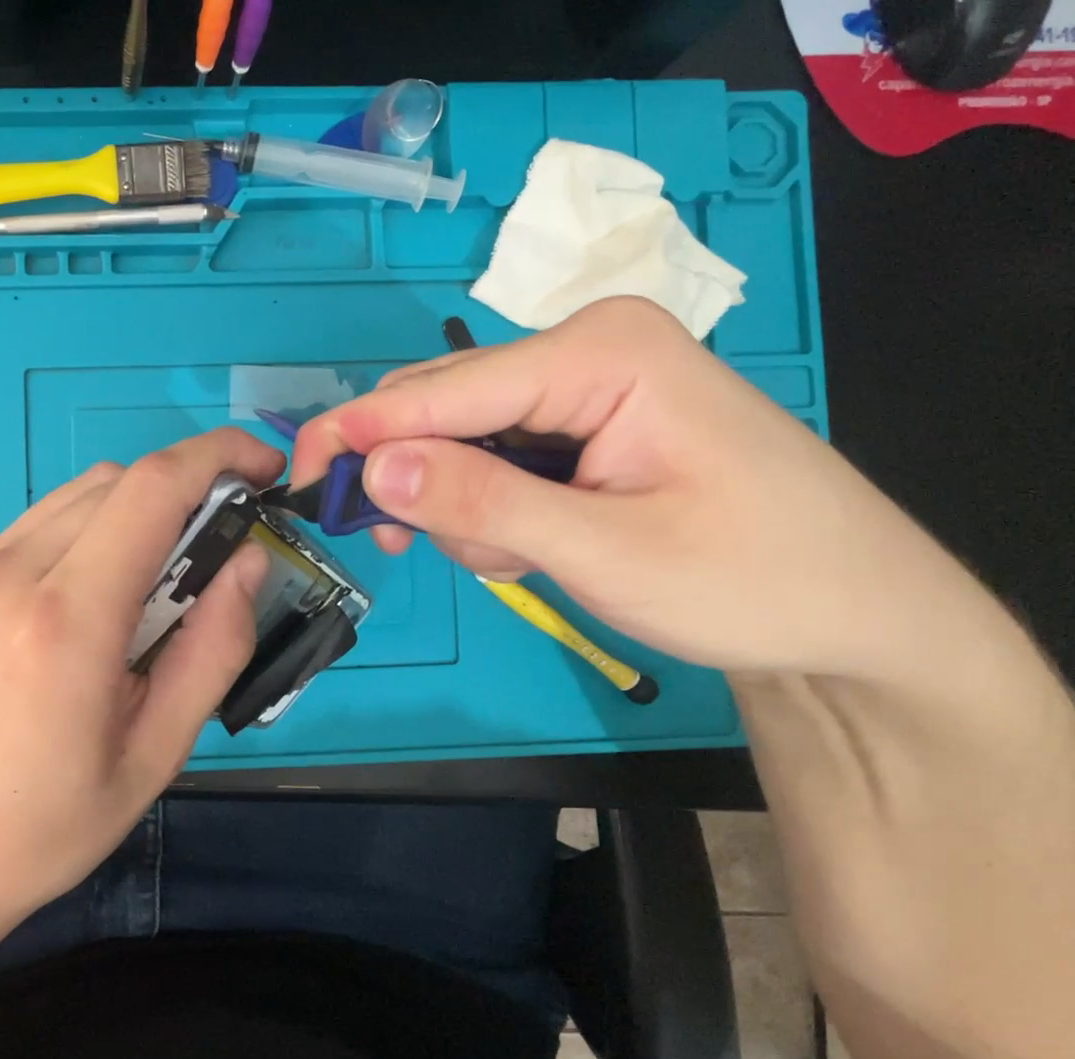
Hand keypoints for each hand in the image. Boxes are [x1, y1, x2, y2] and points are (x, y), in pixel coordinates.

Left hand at [0, 429, 283, 919]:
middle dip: (187, 491)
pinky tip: (112, 590)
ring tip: (172, 578)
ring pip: (81, 494)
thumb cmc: (48, 825)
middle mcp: (11, 572)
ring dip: (142, 509)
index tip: (265, 469)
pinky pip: (47, 522)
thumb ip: (212, 648)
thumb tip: (247, 562)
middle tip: (228, 547)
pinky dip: (98, 529)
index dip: (218, 457)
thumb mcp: (155, 752)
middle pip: (118, 480)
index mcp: (65, 619)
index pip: (150, 489)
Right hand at [291, 296, 988, 682]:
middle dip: (414, 480)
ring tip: (518, 560)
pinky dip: (484, 508)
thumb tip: (369, 468)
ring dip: (457, 505)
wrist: (856, 615)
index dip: (358, 433)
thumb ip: (482, 503)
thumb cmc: (752, 580)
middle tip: (407, 548)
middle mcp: (582, 349)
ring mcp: (582, 385)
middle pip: (438, 404)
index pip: (442, 388)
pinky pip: (489, 456)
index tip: (296, 483)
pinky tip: (530, 544)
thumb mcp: (605, 551)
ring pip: (455, 438)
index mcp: (599, 351)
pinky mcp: (581, 422)